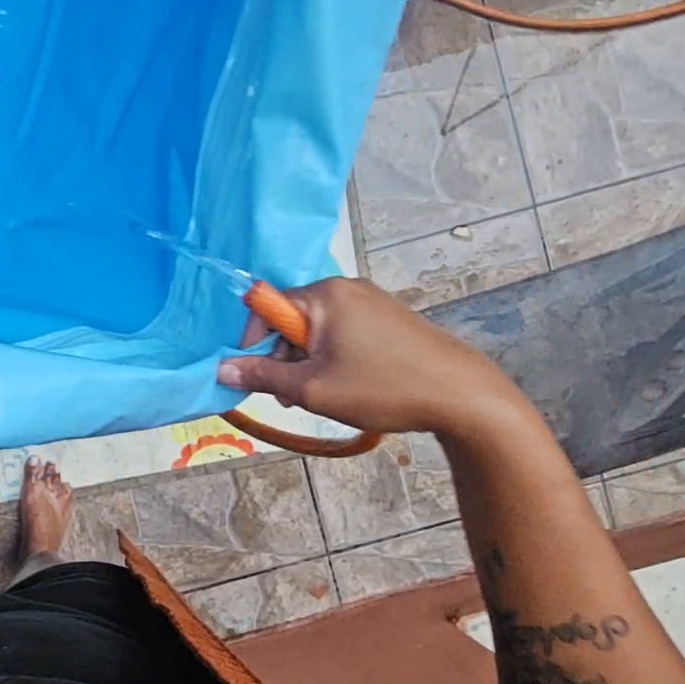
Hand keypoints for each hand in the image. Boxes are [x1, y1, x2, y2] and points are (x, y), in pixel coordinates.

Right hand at [217, 277, 526, 437]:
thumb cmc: (380, 387)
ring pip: (316, 329)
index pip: (265, 306)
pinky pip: (342, 332)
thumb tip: (223, 369)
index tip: (259, 376)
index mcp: (324, 295)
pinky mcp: (388, 317)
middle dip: (283, 357)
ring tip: (322, 395)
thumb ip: (262, 377)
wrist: (461, 396)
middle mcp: (346, 288)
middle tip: (293, 396)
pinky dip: (332, 357)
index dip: (253, 342)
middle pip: (290, 318)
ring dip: (307, 362)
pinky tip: (346, 385)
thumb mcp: (310, 389)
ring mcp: (371, 300)